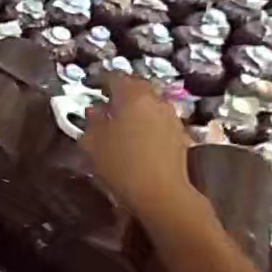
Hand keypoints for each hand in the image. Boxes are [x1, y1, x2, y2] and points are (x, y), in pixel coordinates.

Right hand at [80, 72, 193, 220]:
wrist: (161, 194)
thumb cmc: (120, 164)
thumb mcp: (93, 143)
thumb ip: (91, 121)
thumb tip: (94, 110)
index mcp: (132, 96)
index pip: (115, 77)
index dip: (101, 80)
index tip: (92, 86)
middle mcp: (155, 101)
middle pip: (137, 87)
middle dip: (121, 92)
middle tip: (106, 101)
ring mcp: (171, 117)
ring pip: (150, 104)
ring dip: (136, 108)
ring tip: (122, 121)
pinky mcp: (180, 135)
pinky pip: (159, 120)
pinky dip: (147, 123)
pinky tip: (138, 137)